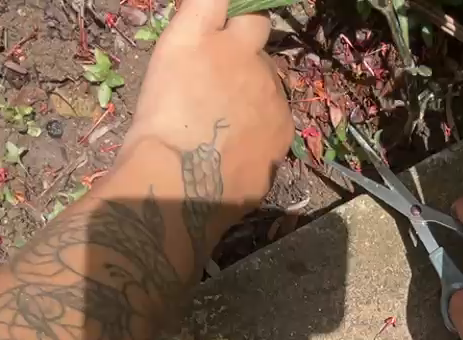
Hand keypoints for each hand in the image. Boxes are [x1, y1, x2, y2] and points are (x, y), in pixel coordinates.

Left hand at [123, 0, 291, 206]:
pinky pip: (212, 1)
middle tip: (215, 83)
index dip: (254, 97)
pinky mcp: (197, 35)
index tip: (235, 108)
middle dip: (244, 65)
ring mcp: (235, 53)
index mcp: (280, 122)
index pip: (273, 94)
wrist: (182, 180)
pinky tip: (209, 13)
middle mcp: (266, 83)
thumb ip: (261, 153)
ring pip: (248, 24)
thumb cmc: (215, 197)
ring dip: (235, 31)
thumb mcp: (256, 182)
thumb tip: (252, 148)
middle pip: (262, 58)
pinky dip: (215, 5)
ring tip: (211, 45)